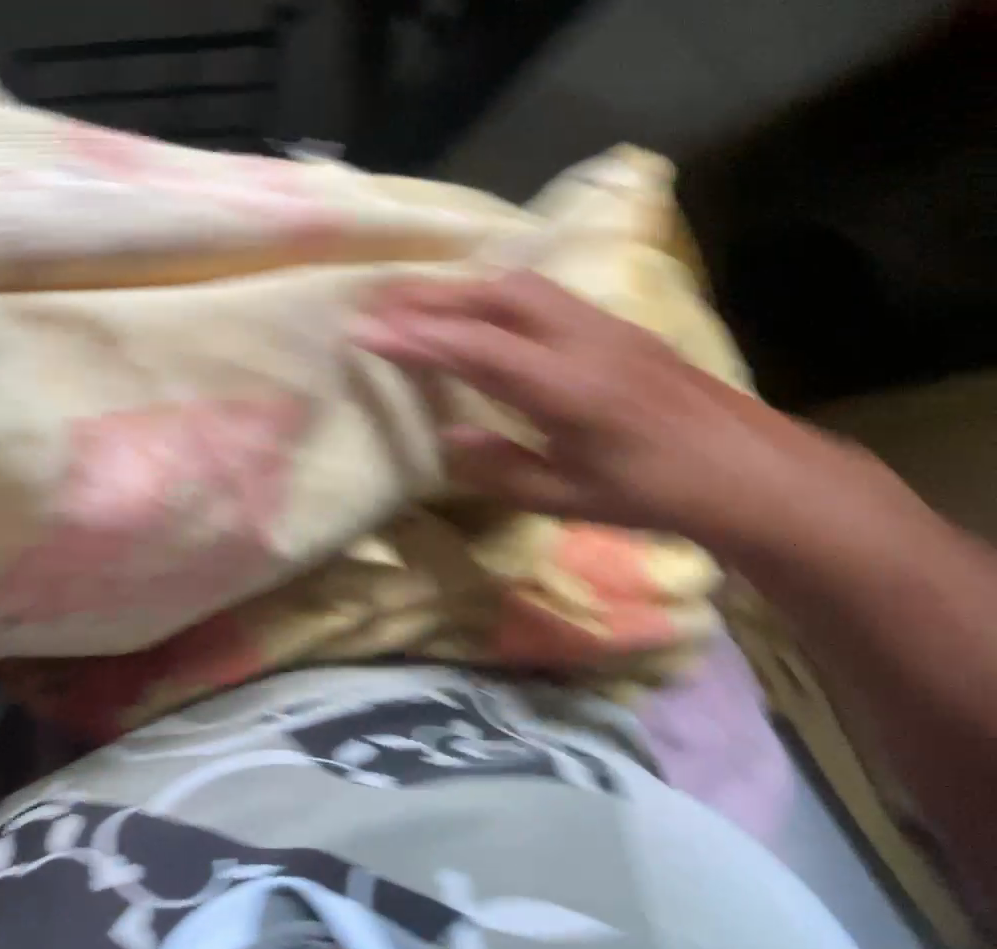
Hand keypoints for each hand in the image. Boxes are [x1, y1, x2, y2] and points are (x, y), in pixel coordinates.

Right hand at [353, 271, 889, 553]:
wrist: (749, 469)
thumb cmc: (652, 493)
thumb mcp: (563, 499)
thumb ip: (498, 468)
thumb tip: (448, 436)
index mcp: (569, 390)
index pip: (477, 349)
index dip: (416, 337)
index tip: (362, 332)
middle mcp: (585, 343)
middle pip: (498, 296)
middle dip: (430, 296)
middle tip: (374, 303)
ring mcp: (604, 326)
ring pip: (521, 287)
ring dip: (461, 289)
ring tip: (413, 302)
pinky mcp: (614, 325)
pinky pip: (540, 295)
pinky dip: (490, 295)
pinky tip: (470, 311)